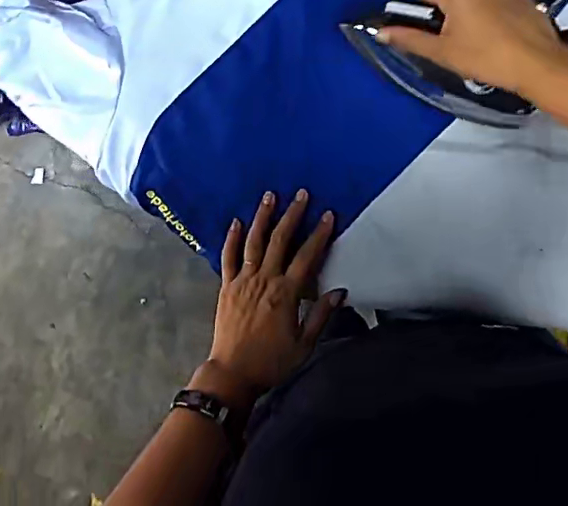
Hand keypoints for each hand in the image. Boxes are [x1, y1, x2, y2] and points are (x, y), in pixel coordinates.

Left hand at [201, 190, 342, 407]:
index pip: (307, 256)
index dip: (319, 234)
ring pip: (254, 241)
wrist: (233, 373)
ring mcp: (243, 280)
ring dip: (263, 216)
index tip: (328, 215)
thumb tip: (340, 291)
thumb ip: (321, 315)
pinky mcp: (227, 285)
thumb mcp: (304, 344)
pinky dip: (232, 237)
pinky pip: (229, 256)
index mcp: (286, 293)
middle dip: (292, 215)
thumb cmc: (272, 362)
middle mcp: (264, 280)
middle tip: (301, 194)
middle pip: (280, 240)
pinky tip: (236, 220)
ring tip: (270, 195)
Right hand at [378, 0, 567, 94]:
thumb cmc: (486, 58)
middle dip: (450, 13)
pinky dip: (497, 15)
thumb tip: (380, 32)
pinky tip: (503, 37)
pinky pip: (501, 2)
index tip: (431, 32)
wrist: (540, 66)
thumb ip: (410, 39)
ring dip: (475, 12)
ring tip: (482, 41)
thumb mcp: (443, 53)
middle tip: (456, 42)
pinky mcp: (527, 0)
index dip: (423, 12)